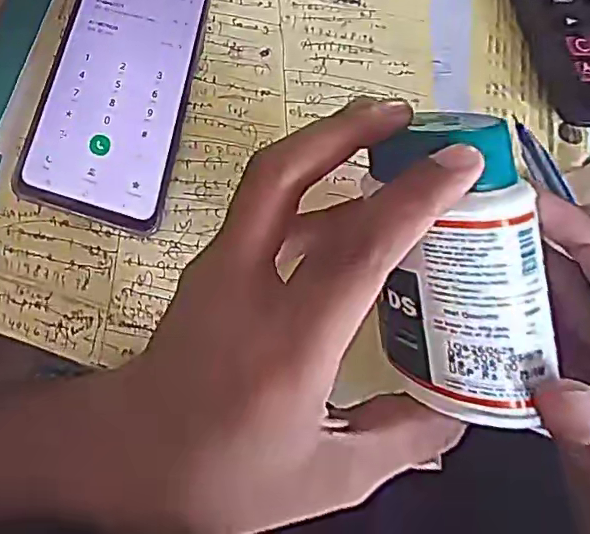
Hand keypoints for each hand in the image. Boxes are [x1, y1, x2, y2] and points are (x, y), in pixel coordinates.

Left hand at [0, 98, 479, 531]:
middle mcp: (246, 283)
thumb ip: (399, 440)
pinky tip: (344, 206)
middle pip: (282, 174)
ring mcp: (219, 263)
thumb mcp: (325, 477)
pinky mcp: (210, 261)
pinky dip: (309, 193)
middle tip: (397, 111)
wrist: (132, 453)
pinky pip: (264, 210)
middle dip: (341, 129)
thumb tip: (454, 410)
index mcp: (288, 343)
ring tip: (378, 137)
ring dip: (322, 147)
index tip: (456, 163)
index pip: (356, 252)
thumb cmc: (225, 473)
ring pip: (267, 180)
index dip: (411, 199)